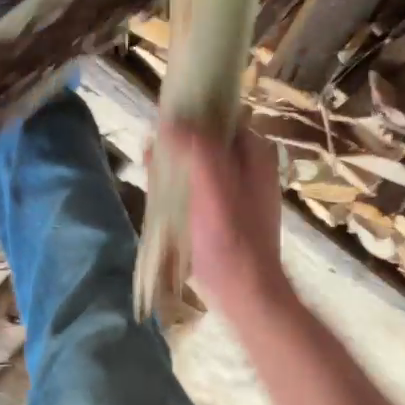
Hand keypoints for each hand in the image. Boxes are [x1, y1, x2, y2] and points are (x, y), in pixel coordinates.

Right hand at [160, 120, 292, 309]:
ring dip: (174, 163)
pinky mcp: (222, 213)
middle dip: (178, 141)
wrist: (244, 291)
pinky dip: (178, 185)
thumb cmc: (230, 235)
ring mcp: (236, 191)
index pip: (221, 115)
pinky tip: (158, 191)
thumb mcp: (212, 183)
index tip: (164, 120)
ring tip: (149, 166)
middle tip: (152, 149)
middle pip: (207, 139)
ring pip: (199, 164)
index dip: (192, 114)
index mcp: (255, 153)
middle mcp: (249, 166)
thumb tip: (171, 117)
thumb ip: (196, 146)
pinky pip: (197, 188)